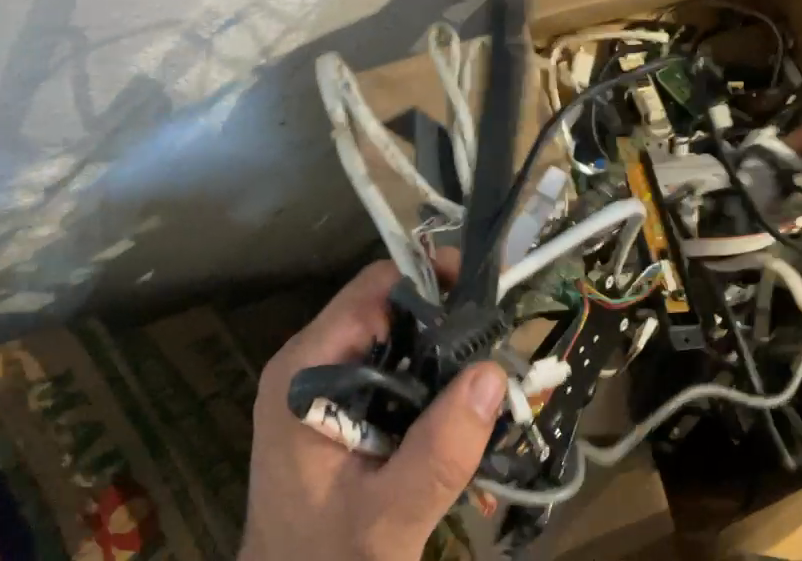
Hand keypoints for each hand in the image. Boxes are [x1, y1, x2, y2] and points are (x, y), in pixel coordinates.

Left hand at [241, 260, 506, 560]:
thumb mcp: (388, 519)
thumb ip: (439, 452)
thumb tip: (492, 374)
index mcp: (304, 374)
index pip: (373, 290)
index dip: (432, 282)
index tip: (488, 297)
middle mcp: (307, 366)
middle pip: (386, 309)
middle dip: (444, 320)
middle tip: (497, 345)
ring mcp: (318, 388)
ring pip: (391, 338)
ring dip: (440, 352)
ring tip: (487, 377)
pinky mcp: (333, 411)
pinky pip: (387, 370)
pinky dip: (426, 379)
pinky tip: (455, 410)